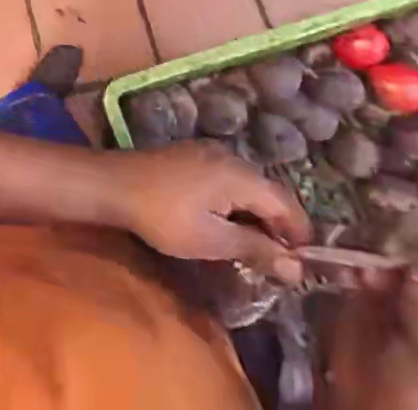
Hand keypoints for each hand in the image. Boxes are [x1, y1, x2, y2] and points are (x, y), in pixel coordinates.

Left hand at [107, 141, 310, 282]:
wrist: (115, 184)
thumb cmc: (164, 216)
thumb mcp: (212, 240)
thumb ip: (255, 248)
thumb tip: (295, 265)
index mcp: (239, 174)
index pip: (285, 203)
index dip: (299, 233)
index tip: (301, 264)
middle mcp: (229, 156)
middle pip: (268, 191)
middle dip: (278, 225)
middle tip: (278, 261)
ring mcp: (208, 152)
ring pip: (247, 184)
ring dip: (256, 214)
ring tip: (253, 247)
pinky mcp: (192, 156)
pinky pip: (228, 178)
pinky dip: (236, 201)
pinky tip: (226, 223)